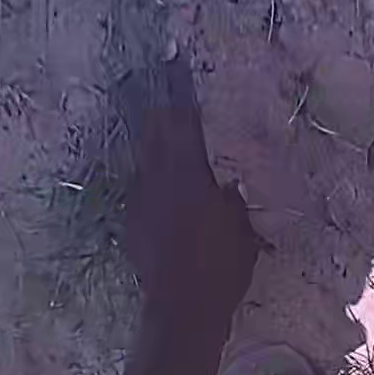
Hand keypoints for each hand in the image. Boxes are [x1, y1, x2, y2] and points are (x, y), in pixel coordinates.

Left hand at [121, 57, 258, 313]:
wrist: (182, 310)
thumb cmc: (221, 270)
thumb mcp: (242, 233)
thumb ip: (233, 203)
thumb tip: (229, 189)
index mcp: (188, 174)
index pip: (182, 121)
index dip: (179, 92)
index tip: (175, 64)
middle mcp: (157, 181)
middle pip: (154, 135)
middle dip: (162, 118)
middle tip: (169, 108)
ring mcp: (140, 205)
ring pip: (143, 165)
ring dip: (154, 155)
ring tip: (165, 153)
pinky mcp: (131, 229)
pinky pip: (140, 197)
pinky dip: (150, 191)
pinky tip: (159, 200)